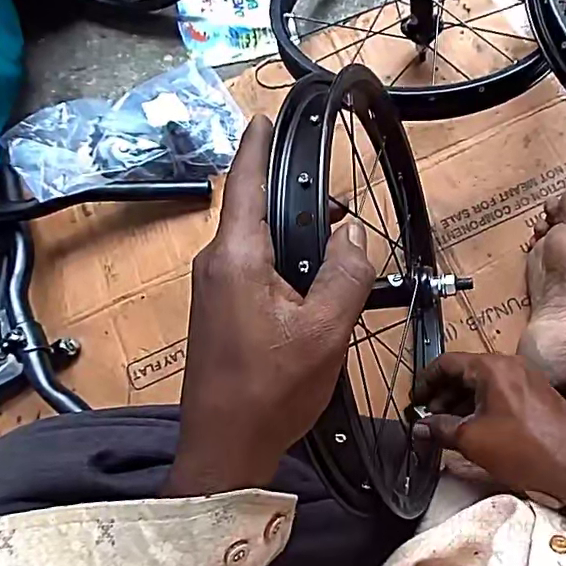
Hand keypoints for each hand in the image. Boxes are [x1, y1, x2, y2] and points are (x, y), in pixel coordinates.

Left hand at [165, 114, 374, 495]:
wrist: (224, 446)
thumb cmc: (271, 390)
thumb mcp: (325, 331)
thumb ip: (346, 274)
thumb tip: (353, 235)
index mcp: (236, 257)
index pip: (242, 182)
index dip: (256, 146)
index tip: (265, 119)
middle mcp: (215, 263)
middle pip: (253, 209)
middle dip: (295, 199)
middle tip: (340, 208)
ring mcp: (212, 287)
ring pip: (254, 240)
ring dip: (293, 235)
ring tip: (337, 244)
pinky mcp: (217, 309)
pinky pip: (250, 266)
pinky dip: (282, 261)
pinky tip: (311, 280)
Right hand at [411, 353, 565, 507]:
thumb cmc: (526, 449)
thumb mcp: (472, 440)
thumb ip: (440, 428)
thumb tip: (422, 427)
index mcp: (491, 367)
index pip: (446, 363)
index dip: (425, 381)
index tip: (415, 400)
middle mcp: (509, 365)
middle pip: (464, 372)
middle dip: (442, 395)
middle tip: (429, 417)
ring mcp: (526, 378)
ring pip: (482, 383)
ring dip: (461, 402)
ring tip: (448, 426)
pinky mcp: (537, 395)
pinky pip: (500, 392)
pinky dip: (481, 406)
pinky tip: (474, 428)